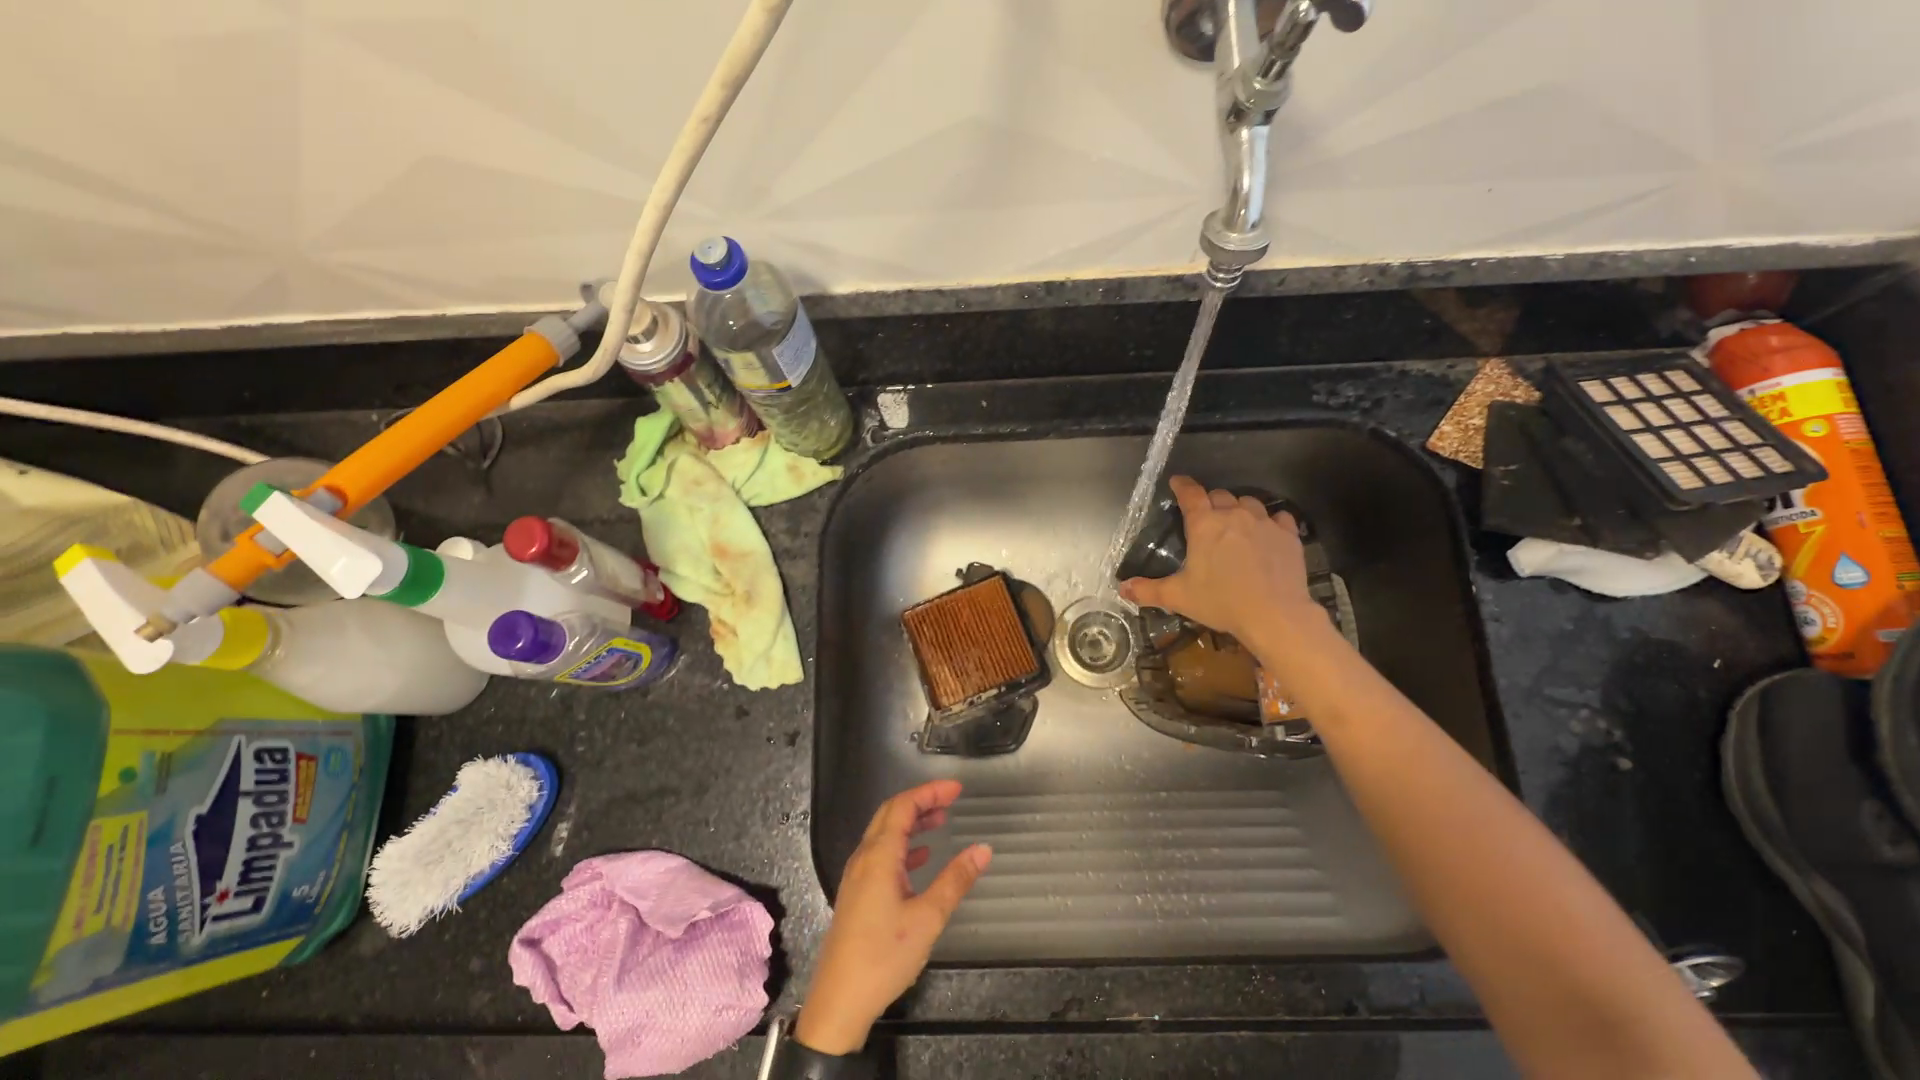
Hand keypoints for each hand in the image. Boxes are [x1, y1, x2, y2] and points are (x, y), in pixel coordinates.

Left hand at [794, 780, 990, 1054]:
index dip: (929, 792)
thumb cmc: (884, 956)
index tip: (957, 788)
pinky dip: (902, 848)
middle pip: (889, 815)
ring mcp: (857, 878)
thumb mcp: (927, 919)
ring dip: (911, 823)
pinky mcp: (857, 896)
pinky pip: (880, 856)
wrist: (840, 1001)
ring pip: (884, 836)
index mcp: (878, 857)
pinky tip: (920, 858)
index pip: (902, 807)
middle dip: (920, 802)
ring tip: (940, 821)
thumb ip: (955, 880)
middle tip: (951, 799)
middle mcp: (863, 860)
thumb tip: (983, 849)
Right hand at [1118, 475, 1323, 655]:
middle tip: (1206, 518)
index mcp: (1204, 524)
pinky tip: (1267, 534)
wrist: (1274, 614)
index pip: (1190, 493)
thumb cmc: (1221, 602)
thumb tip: (1122, 589)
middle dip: (1211, 502)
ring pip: (1249, 502)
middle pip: (1220, 496)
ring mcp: (1264, 522)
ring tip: (1236, 525)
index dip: (1182, 485)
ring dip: (1239, 509)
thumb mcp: (1179, 597)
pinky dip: (1270, 522)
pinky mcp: (1288, 534)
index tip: (1177, 482)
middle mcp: (1234, 515)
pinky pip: (1278, 517)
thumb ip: (1148, 590)